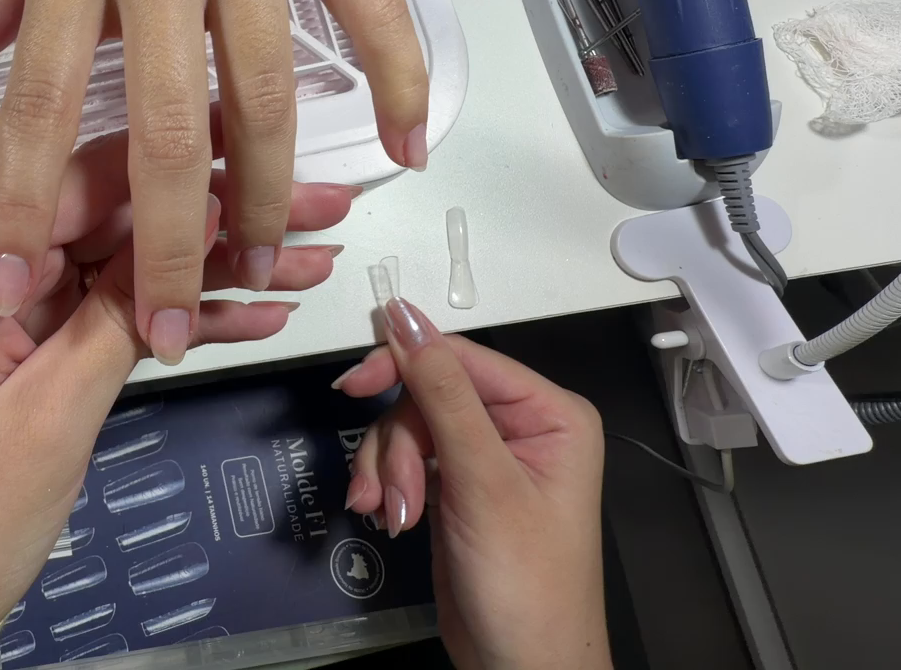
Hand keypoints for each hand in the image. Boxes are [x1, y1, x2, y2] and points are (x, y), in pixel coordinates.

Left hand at [0, 133, 355, 669]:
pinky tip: (263, 314)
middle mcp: (4, 263)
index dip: (182, 169)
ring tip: (318, 258)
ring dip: (226, 271)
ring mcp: (34, 305)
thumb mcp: (48, 411)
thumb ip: (120, 310)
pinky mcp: (55, 344)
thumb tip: (195, 216)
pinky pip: (130, 316)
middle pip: (127, 220)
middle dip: (226, 219)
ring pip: (141, 267)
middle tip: (324, 207)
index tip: (266, 159)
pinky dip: (190, 320)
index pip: (88, 184)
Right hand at [337, 302, 609, 669]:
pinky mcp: (453, 477)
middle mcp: (516, 422)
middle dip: (397, 444)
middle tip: (384, 484)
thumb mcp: (481, 480)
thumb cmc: (524, 584)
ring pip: (405, 423)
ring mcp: (481, 451)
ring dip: (387, 468)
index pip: (458, 357)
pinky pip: (402, 453)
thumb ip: (441, 390)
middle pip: (423, 392)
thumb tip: (403, 315)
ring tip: (392, 513)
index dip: (402, 365)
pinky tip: (388, 514)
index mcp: (546, 411)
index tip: (354, 384)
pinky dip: (386, 480)